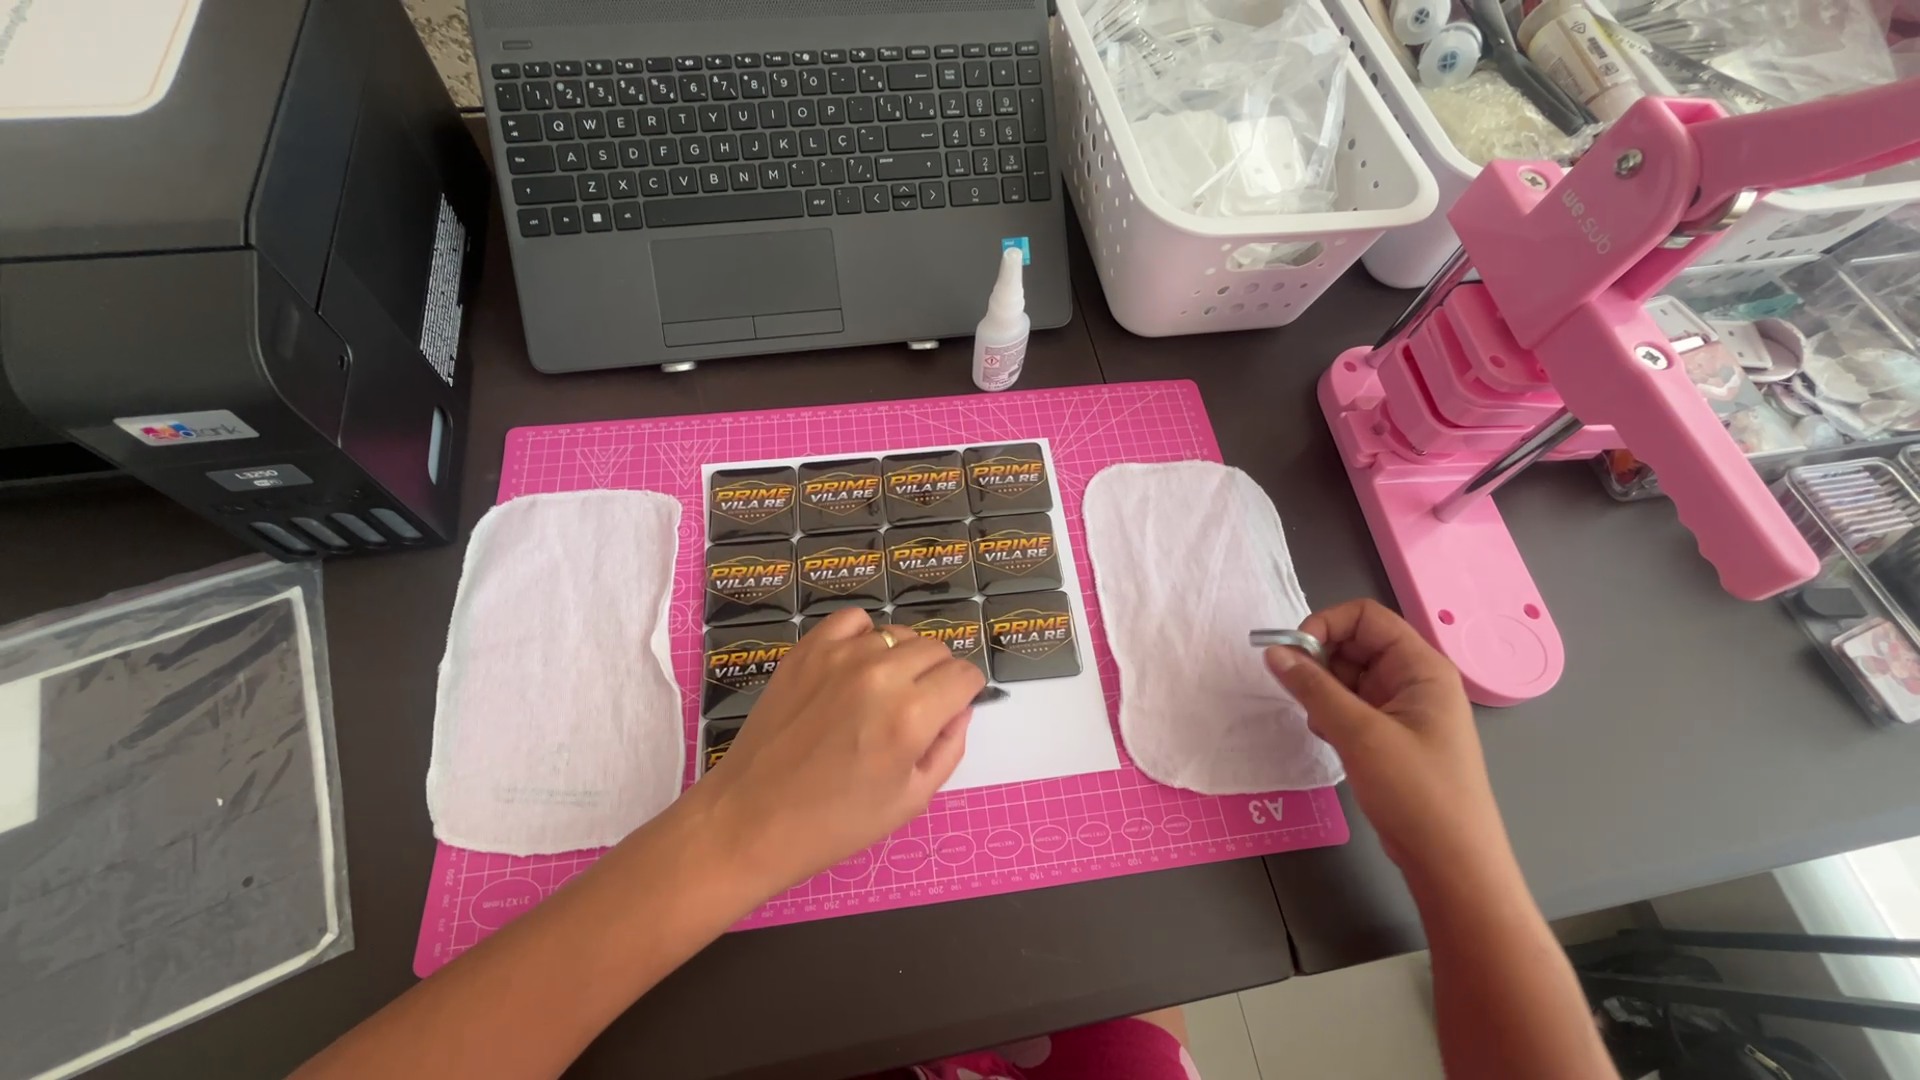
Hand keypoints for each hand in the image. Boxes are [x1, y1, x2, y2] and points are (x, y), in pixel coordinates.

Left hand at [689, 607, 985, 897]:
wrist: (753, 818)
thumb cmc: (835, 822)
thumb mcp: (911, 800)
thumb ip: (949, 747)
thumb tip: (958, 709)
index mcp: (912, 716)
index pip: (964, 675)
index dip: (965, 693)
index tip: (949, 710)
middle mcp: (881, 674)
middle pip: (935, 649)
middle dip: (937, 676)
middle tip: (914, 709)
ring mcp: (840, 656)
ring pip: (898, 634)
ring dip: (901, 658)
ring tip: (879, 693)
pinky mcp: (807, 650)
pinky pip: (854, 620)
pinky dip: (864, 636)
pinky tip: (855, 666)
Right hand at [1263, 600, 1511, 885]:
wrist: (1451, 862)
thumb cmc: (1416, 792)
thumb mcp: (1359, 733)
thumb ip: (1313, 687)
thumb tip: (1274, 652)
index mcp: (1421, 667)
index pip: (1365, 617)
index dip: (1325, 626)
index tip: (1292, 656)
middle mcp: (1414, 680)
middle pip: (1354, 644)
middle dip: (1319, 662)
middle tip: (1298, 694)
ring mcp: (1402, 708)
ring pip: (1347, 676)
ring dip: (1322, 691)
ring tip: (1321, 724)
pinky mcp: (1390, 734)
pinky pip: (1350, 704)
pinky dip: (1330, 713)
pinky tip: (1329, 738)